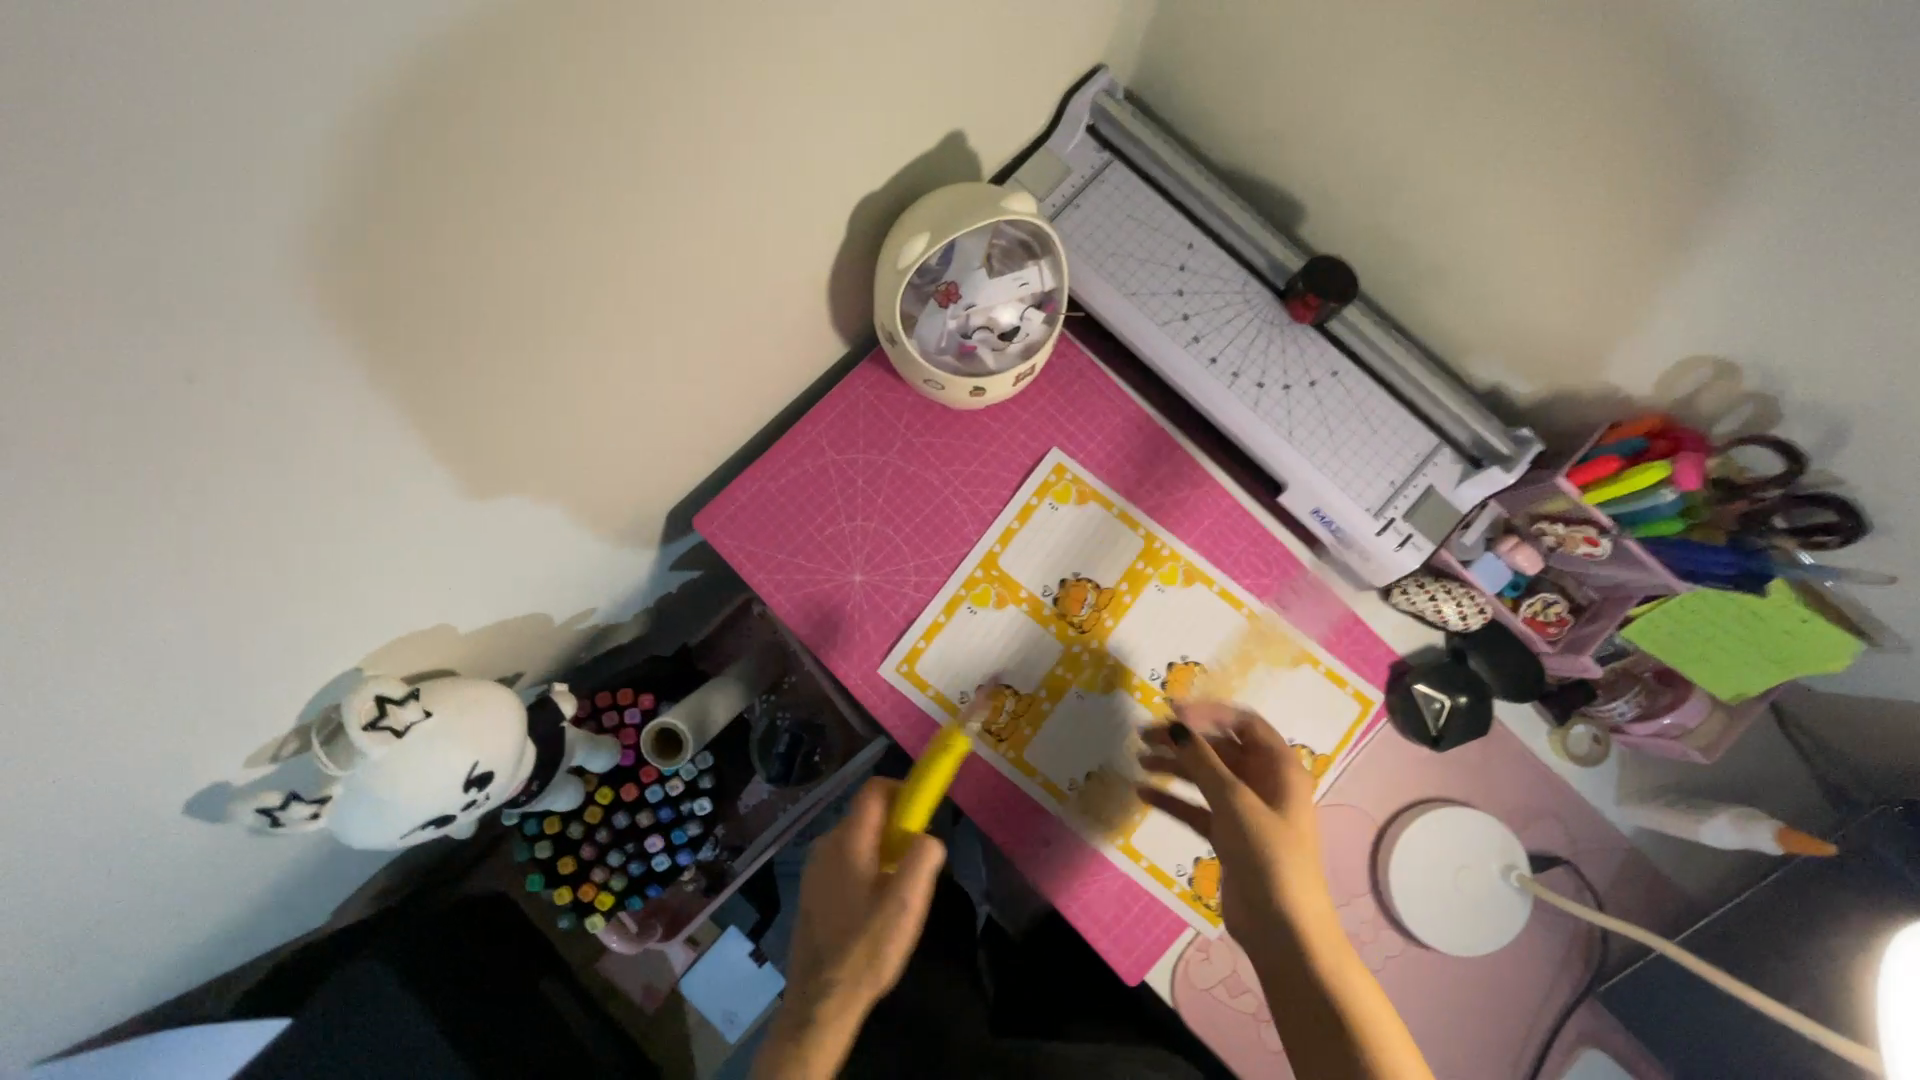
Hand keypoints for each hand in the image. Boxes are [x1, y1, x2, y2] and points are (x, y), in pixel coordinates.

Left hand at [756, 777, 944, 1079]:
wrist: (820, 1001)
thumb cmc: (867, 947)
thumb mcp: (908, 901)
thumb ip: (924, 856)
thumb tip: (928, 836)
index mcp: (848, 840)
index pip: (874, 789)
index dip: (903, 791)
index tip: (924, 815)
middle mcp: (825, 845)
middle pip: (867, 816)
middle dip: (896, 829)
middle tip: (916, 864)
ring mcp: (813, 870)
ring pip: (856, 842)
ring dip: (882, 853)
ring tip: (898, 894)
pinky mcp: (810, 892)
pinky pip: (844, 864)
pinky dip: (865, 871)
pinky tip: (873, 911)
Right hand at [1141, 704, 1436, 1079]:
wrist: (1283, 928)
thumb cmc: (1267, 855)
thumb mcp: (1234, 802)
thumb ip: (1203, 761)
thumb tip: (1177, 726)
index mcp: (1280, 767)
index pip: (1244, 723)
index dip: (1208, 713)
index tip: (1170, 712)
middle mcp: (1264, 782)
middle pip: (1221, 748)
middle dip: (1184, 740)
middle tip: (1144, 735)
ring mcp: (1246, 810)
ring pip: (1206, 776)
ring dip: (1175, 766)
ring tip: (1139, 760)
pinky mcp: (1229, 836)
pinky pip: (1198, 807)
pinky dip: (1174, 798)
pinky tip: (1144, 793)